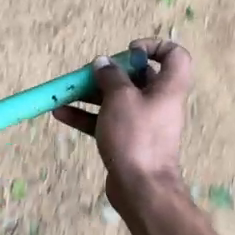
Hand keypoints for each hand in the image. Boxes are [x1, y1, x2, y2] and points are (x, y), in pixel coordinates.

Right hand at [52, 38, 192, 204]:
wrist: (141, 188)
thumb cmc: (136, 136)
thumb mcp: (120, 98)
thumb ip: (110, 76)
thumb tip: (103, 63)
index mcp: (167, 88)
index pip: (175, 56)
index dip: (154, 46)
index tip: (128, 51)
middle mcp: (158, 103)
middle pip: (138, 77)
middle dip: (109, 72)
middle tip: (89, 73)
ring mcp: (142, 123)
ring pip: (117, 99)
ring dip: (90, 94)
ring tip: (65, 92)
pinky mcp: (127, 141)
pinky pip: (106, 120)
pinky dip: (85, 116)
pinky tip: (60, 113)